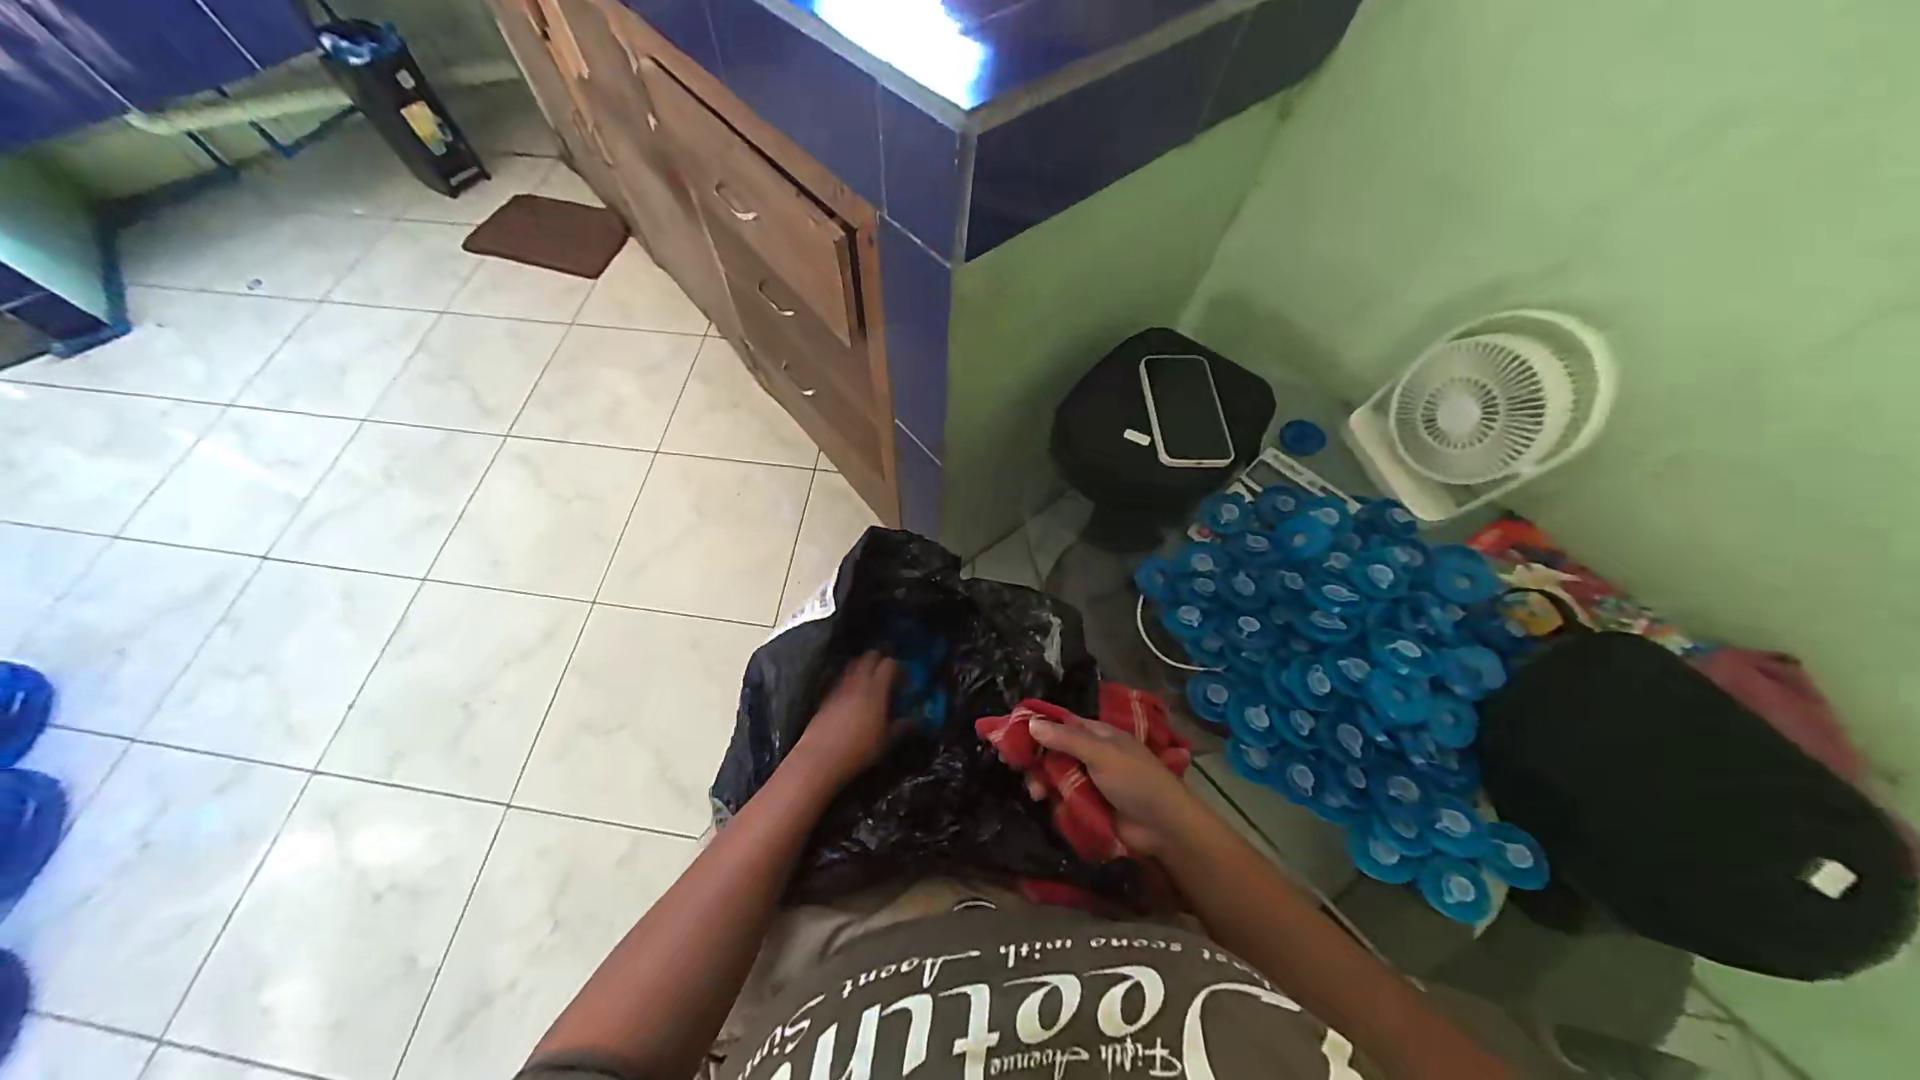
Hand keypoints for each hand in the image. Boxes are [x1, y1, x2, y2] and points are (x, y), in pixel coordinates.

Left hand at [787, 652, 899, 792]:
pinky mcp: (827, 695)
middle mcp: (858, 681)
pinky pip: (842, 678)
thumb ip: (902, 727)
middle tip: (888, 675)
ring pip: (853, 664)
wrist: (821, 757)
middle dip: (880, 660)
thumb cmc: (859, 749)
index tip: (904, 680)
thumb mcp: (886, 741)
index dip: (899, 668)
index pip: (889, 664)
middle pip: (869, 656)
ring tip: (870, 682)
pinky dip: (850, 679)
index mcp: (876, 688)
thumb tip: (915, 721)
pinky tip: (853, 695)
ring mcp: (840, 686)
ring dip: (863, 667)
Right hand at [1028, 713, 1210, 856]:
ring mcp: (1087, 780)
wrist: (1163, 827)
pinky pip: (1060, 797)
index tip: (1008, 734)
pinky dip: (1051, 797)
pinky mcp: (1085, 805)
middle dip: (1034, 758)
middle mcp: (1089, 754)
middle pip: (1051, 750)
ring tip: (1037, 793)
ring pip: (1052, 774)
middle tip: (1013, 765)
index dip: (1035, 726)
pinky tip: (1044, 801)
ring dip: (1041, 780)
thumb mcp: (1102, 753)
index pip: (1059, 723)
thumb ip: (1067, 739)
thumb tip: (1032, 723)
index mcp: (1096, 734)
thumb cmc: (1136, 780)